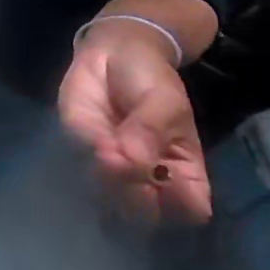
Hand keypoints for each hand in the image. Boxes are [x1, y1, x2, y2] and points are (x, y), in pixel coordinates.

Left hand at [57, 19, 211, 226]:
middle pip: (145, 214)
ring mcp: (112, 173)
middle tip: (123, 160)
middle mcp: (147, 181)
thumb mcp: (162, 99)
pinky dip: (82, 162)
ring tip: (106, 146)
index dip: (177, 205)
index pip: (190, 210)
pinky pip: (79, 175)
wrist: (110, 55)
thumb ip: (149, 131)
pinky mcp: (80, 157)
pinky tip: (91, 139)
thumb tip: (128, 163)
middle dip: (132, 194)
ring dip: (103, 179)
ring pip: (108, 202)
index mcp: (182, 172)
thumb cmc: (149, 79)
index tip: (162, 178)